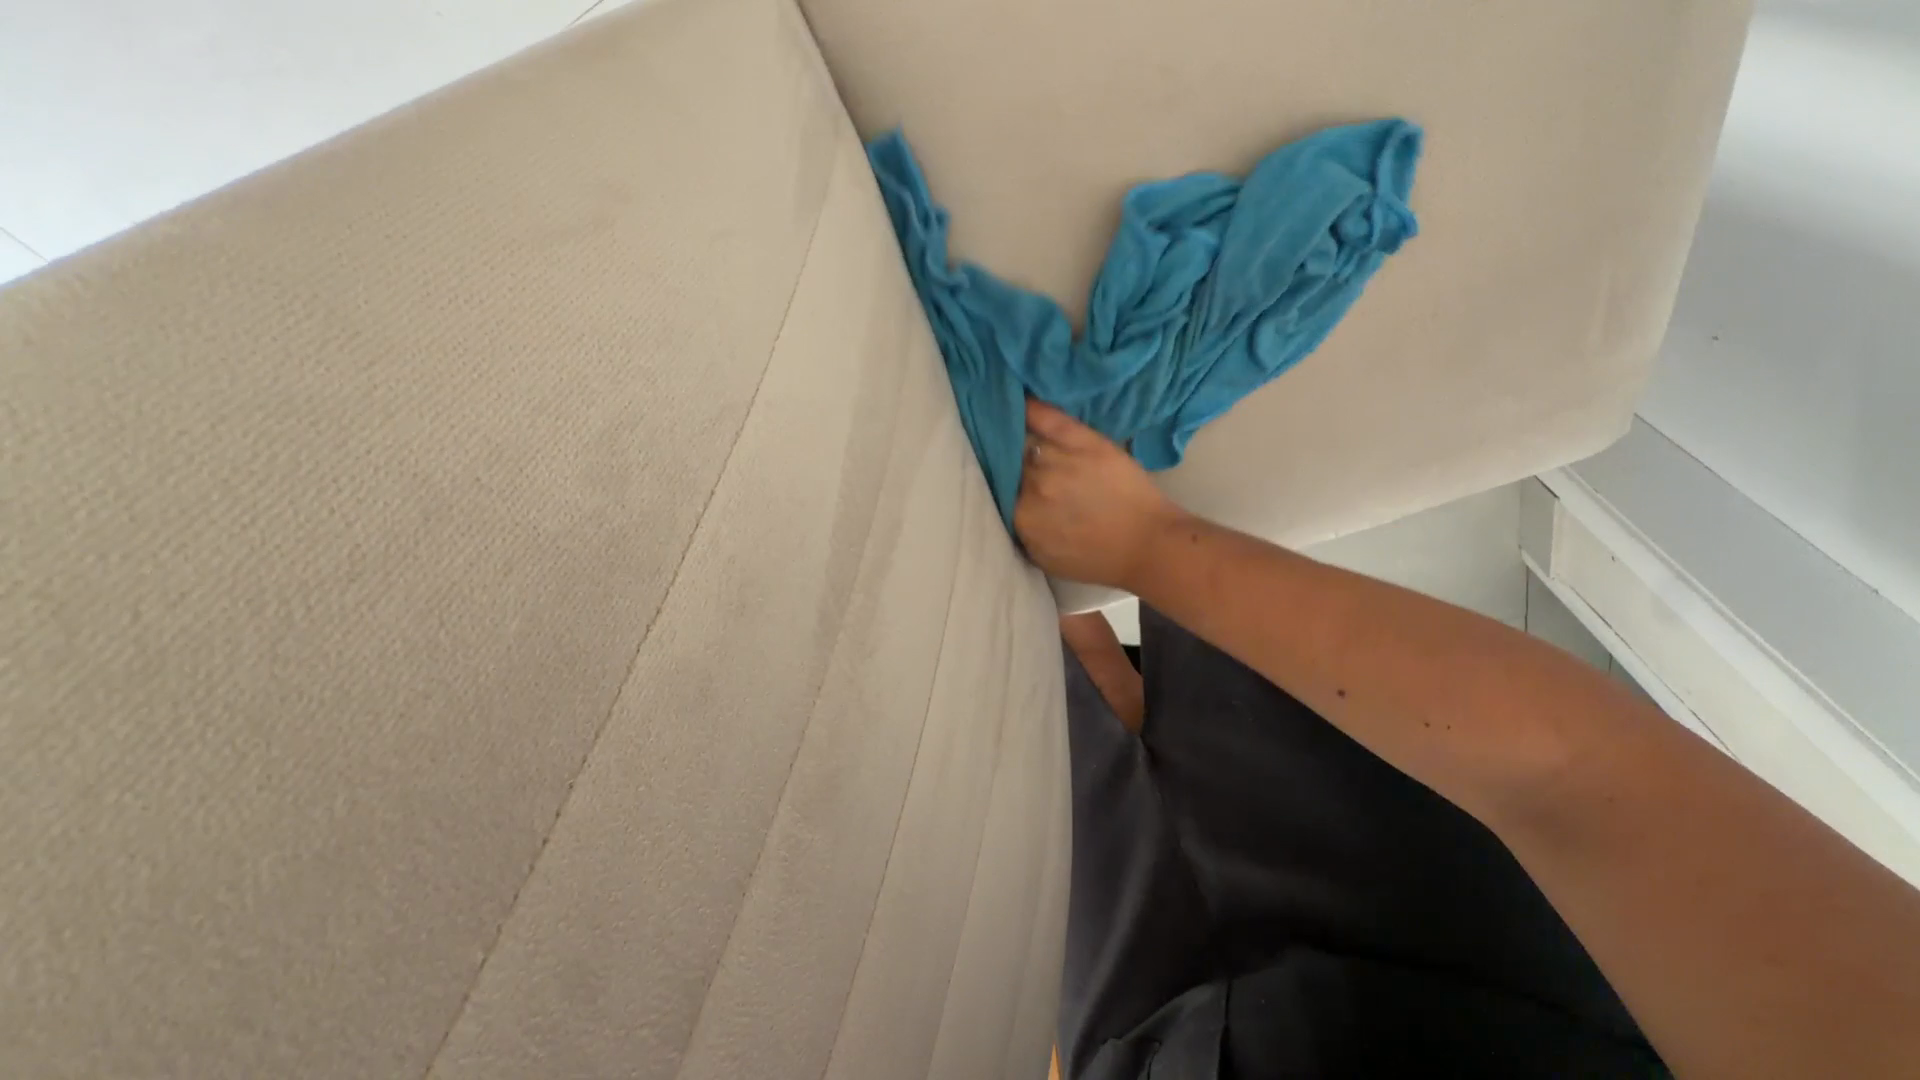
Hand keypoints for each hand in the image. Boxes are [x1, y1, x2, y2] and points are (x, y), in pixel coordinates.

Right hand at [1013, 399, 1188, 589]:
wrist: (1146, 544)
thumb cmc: (1097, 560)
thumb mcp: (1044, 558)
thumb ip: (1018, 533)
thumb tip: (1002, 510)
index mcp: (1022, 516)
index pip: (997, 491)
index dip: (1000, 487)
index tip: (1001, 484)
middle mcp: (1035, 484)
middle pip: (1011, 465)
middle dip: (1010, 466)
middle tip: (1011, 465)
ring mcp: (1060, 460)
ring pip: (1028, 444)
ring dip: (1019, 441)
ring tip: (1007, 429)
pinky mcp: (1085, 442)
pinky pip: (1051, 419)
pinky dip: (1034, 409)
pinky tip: (1020, 400)